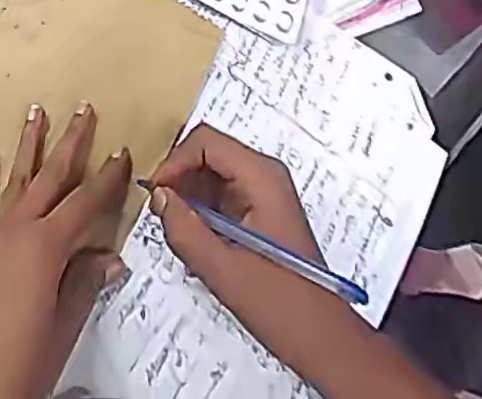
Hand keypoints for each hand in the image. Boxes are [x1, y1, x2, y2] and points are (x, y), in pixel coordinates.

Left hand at [0, 104, 132, 398]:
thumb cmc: (15, 365)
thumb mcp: (63, 326)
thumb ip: (85, 284)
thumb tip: (110, 259)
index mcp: (47, 246)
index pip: (87, 202)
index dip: (108, 177)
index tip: (122, 154)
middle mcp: (18, 229)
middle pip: (53, 175)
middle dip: (71, 140)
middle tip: (83, 110)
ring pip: (17, 177)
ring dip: (29, 143)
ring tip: (36, 112)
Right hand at [149, 126, 448, 397]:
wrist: (324, 340)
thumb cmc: (284, 305)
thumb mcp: (224, 270)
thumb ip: (185, 230)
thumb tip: (158, 196)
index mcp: (262, 177)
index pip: (206, 142)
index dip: (175, 162)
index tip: (156, 193)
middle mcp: (264, 174)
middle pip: (208, 152)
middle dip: (180, 178)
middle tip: (162, 212)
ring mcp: (263, 190)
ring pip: (211, 172)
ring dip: (188, 195)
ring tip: (179, 231)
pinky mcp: (259, 208)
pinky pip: (220, 192)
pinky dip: (201, 209)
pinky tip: (197, 240)